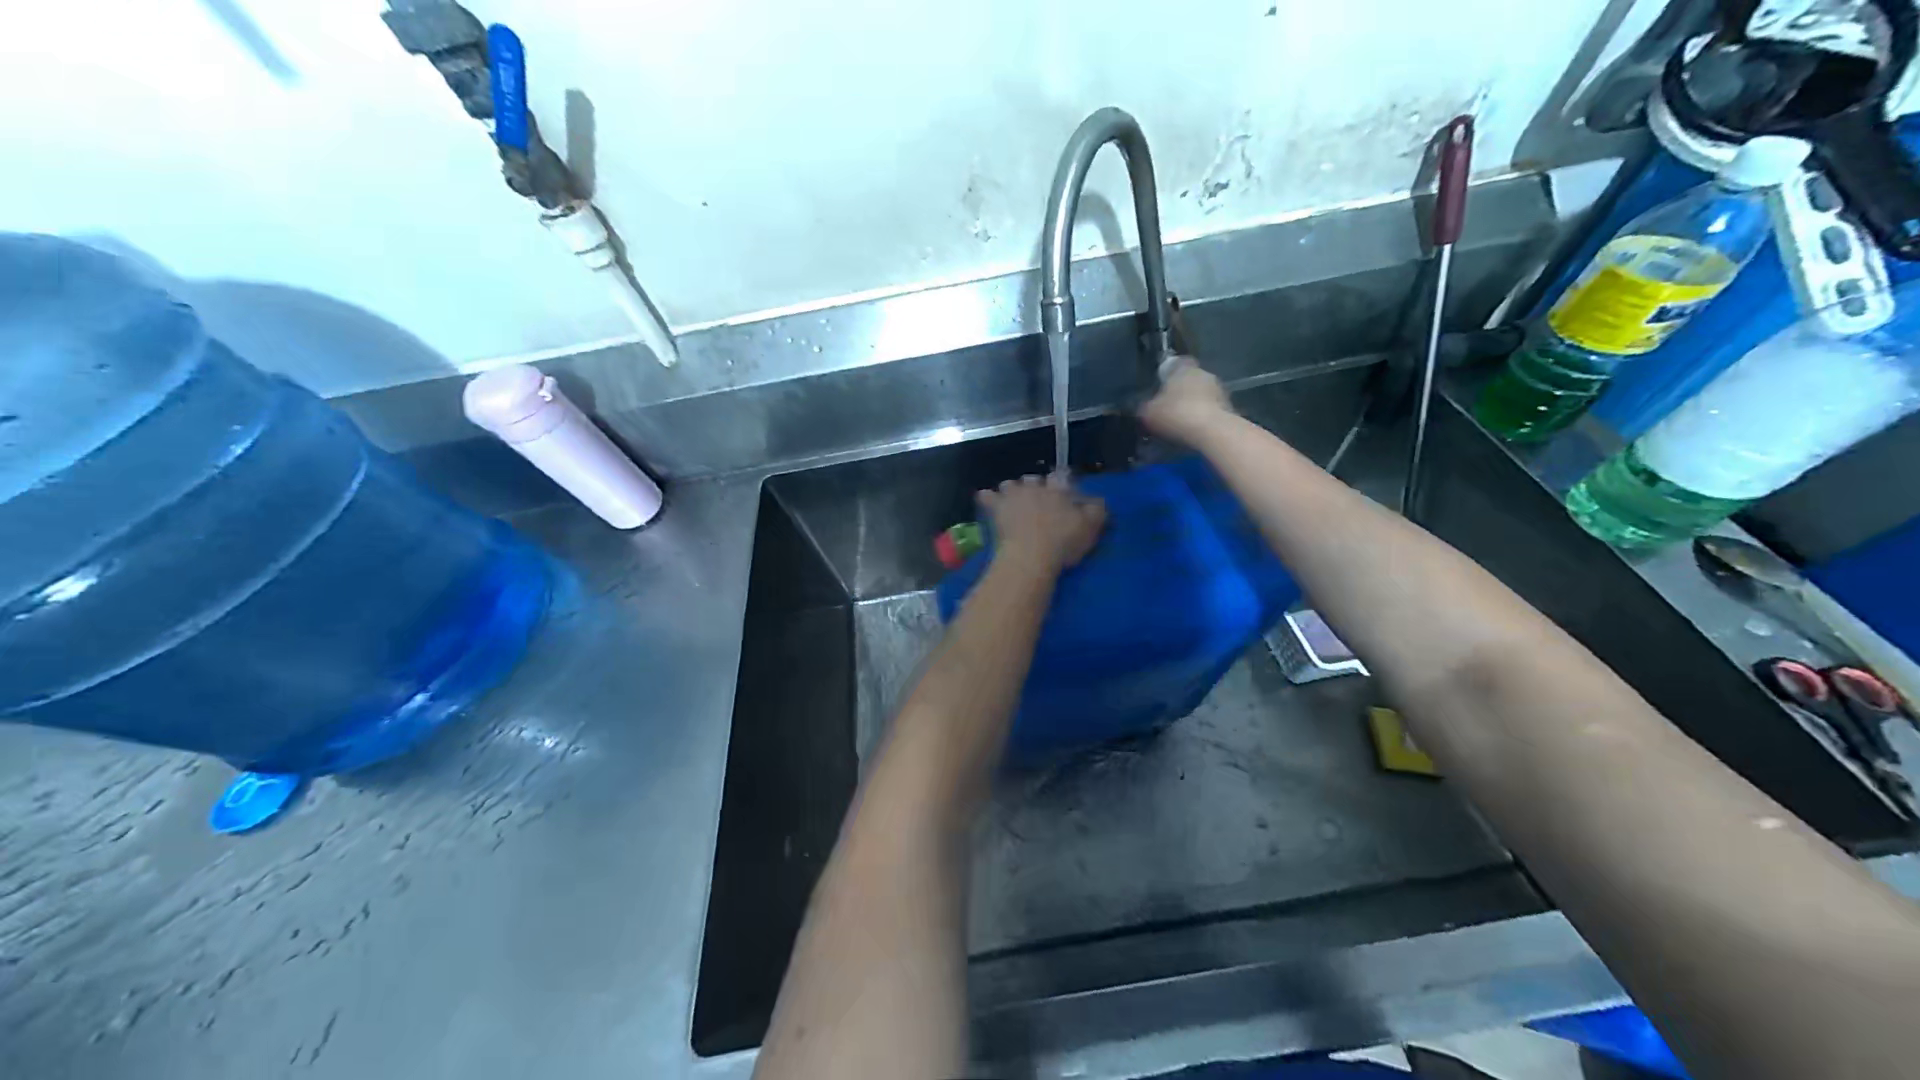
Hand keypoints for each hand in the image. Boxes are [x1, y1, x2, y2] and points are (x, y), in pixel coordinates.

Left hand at [977, 475, 1105, 575]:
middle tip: (1038, 503)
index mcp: (1058, 488)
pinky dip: (987, 499)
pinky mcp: (996, 508)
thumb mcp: (1091, 527)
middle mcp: (1034, 486)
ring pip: (1010, 484)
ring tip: (1014, 503)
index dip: (1062, 483)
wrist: (1031, 555)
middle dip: (1035, 487)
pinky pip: (986, 496)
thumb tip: (1099, 501)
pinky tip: (987, 502)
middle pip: (1033, 479)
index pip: (1061, 476)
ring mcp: (1012, 495)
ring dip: (1012, 491)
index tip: (1064, 494)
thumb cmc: (1064, 542)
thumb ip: (1097, 510)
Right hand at [1140, 356, 1233, 445]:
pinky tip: (1193, 432)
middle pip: (1189, 380)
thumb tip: (1144, 407)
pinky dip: (1202, 419)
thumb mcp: (1148, 413)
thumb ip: (1145, 406)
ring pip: (1202, 396)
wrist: (1212, 432)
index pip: (1175, 363)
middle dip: (1180, 393)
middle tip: (1167, 409)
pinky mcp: (1230, 410)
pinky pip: (1211, 412)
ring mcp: (1220, 391)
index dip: (1167, 374)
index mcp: (1183, 367)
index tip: (1159, 387)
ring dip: (1193, 406)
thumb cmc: (1176, 414)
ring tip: (1180, 424)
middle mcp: (1204, 374)